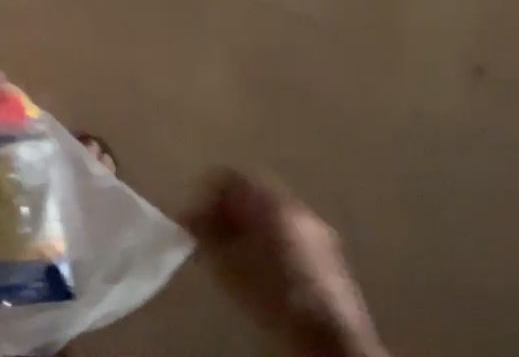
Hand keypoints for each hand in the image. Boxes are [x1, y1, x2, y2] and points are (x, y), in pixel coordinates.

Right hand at [185, 170, 386, 356]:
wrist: (328, 341)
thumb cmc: (271, 294)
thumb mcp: (224, 263)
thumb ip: (202, 233)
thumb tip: (189, 219)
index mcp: (272, 202)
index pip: (229, 177)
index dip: (205, 195)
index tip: (194, 221)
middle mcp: (298, 208)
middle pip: (252, 194)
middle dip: (226, 213)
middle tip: (210, 238)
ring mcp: (318, 233)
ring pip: (271, 217)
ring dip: (248, 229)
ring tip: (233, 257)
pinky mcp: (330, 258)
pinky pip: (289, 236)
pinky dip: (269, 244)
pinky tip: (260, 272)